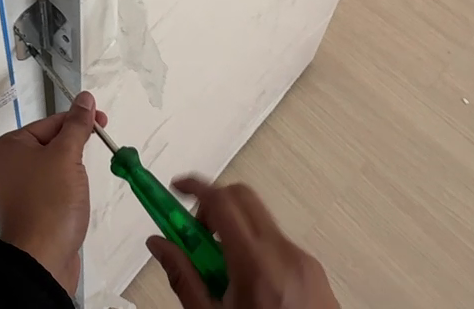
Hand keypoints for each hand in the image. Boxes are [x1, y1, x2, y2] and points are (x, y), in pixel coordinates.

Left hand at [0, 91, 107, 290]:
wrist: (41, 261)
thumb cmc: (49, 205)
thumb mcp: (67, 156)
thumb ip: (77, 125)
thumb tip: (84, 100)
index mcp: (10, 145)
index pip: (51, 122)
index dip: (78, 120)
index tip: (101, 121)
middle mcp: (9, 165)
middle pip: (51, 143)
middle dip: (75, 148)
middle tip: (96, 150)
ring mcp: (18, 189)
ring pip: (53, 167)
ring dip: (72, 170)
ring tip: (80, 184)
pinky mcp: (31, 210)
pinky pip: (52, 189)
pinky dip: (67, 189)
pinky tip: (75, 199)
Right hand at [147, 177, 338, 308]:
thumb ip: (183, 278)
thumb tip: (158, 244)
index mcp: (255, 265)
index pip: (221, 200)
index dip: (194, 187)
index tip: (176, 188)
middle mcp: (284, 253)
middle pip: (241, 197)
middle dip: (213, 204)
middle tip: (196, 231)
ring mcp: (304, 260)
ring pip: (259, 220)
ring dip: (235, 229)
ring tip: (224, 272)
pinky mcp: (315, 271)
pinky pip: (278, 242)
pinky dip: (257, 248)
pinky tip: (251, 286)